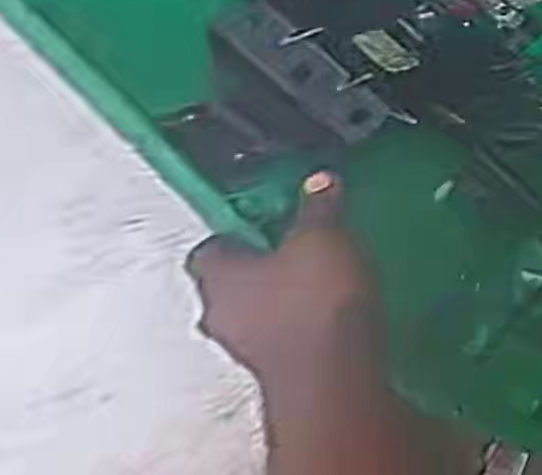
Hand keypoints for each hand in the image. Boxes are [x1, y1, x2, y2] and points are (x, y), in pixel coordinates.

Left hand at [187, 172, 379, 382]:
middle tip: (303, 241)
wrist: (330, 361)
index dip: (239, 229)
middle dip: (264, 259)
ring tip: (325, 269)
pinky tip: (331, 298)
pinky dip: (298, 307)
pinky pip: (278, 320)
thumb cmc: (317, 291)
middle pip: (232, 277)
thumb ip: (318, 207)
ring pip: (255, 301)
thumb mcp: (324, 235)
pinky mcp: (272, 355)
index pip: (211, 247)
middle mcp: (218, 309)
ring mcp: (243, 337)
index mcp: (218, 276)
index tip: (273, 216)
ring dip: (282, 286)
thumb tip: (316, 180)